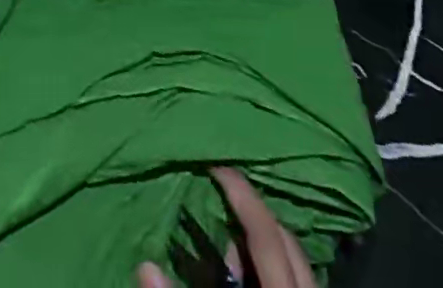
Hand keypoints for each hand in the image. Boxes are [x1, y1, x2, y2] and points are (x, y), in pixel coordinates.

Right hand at [137, 167, 316, 287]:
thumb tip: (145, 267)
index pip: (263, 233)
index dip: (242, 195)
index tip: (217, 166)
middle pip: (286, 240)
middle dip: (254, 213)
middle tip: (222, 196)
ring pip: (296, 260)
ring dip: (264, 242)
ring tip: (229, 239)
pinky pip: (297, 281)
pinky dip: (273, 267)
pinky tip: (248, 277)